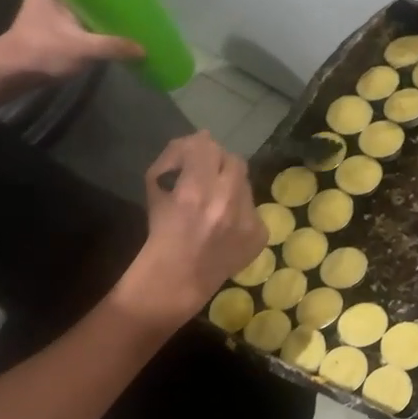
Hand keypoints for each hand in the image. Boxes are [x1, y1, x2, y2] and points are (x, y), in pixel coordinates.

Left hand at [0, 0, 143, 78]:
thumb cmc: (45, 50)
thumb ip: (114, 47)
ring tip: (132, 17)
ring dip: (108, 12)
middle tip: (136, 4)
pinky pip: (87, 17)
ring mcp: (56, 6)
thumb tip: (144, 50)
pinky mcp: (61, 23)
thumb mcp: (83, 48)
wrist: (18, 69)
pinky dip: (101, 24)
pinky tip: (119, 31)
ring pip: (89, 4)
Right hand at [119, 133, 265, 321]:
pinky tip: (227, 224)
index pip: (207, 146)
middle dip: (219, 162)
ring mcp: (248, 220)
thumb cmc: (162, 232)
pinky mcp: (260, 235)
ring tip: (216, 202)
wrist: (182, 277)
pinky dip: (240, 211)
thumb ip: (176, 161)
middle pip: (234, 160)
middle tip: (208, 173)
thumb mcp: (157, 189)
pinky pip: (253, 210)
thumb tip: (196, 141)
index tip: (191, 156)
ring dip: (230, 186)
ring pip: (245, 185)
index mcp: (195, 189)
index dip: (197, 146)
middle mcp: (227, 202)